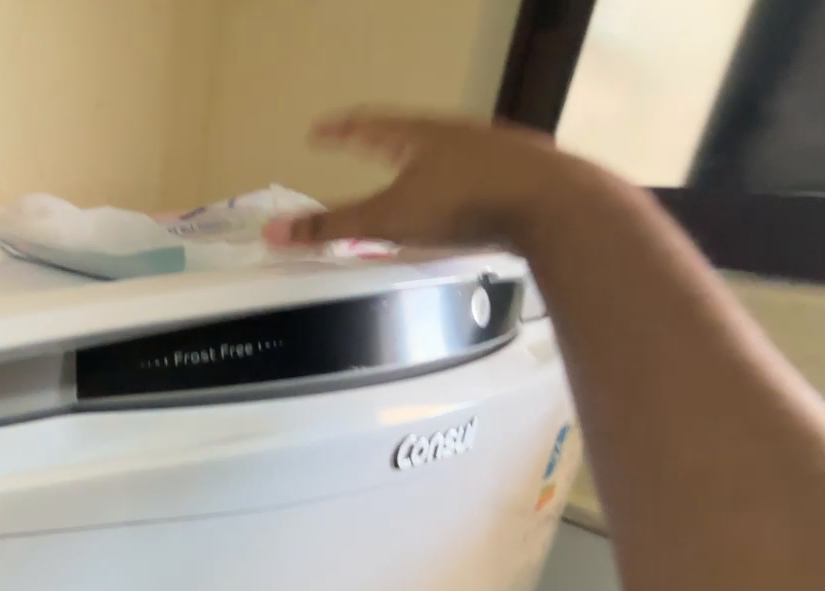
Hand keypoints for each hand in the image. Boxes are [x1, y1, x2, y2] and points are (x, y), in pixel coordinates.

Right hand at [262, 111, 603, 249]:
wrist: (552, 205)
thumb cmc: (460, 204)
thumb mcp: (387, 219)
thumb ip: (331, 227)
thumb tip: (272, 231)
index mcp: (417, 137)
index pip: (367, 126)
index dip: (339, 130)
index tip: (318, 129)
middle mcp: (454, 133)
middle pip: (409, 131)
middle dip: (383, 141)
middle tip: (363, 146)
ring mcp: (491, 149)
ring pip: (445, 150)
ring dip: (421, 161)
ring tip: (409, 174)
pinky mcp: (518, 172)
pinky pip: (473, 171)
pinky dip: (453, 182)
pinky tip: (457, 200)